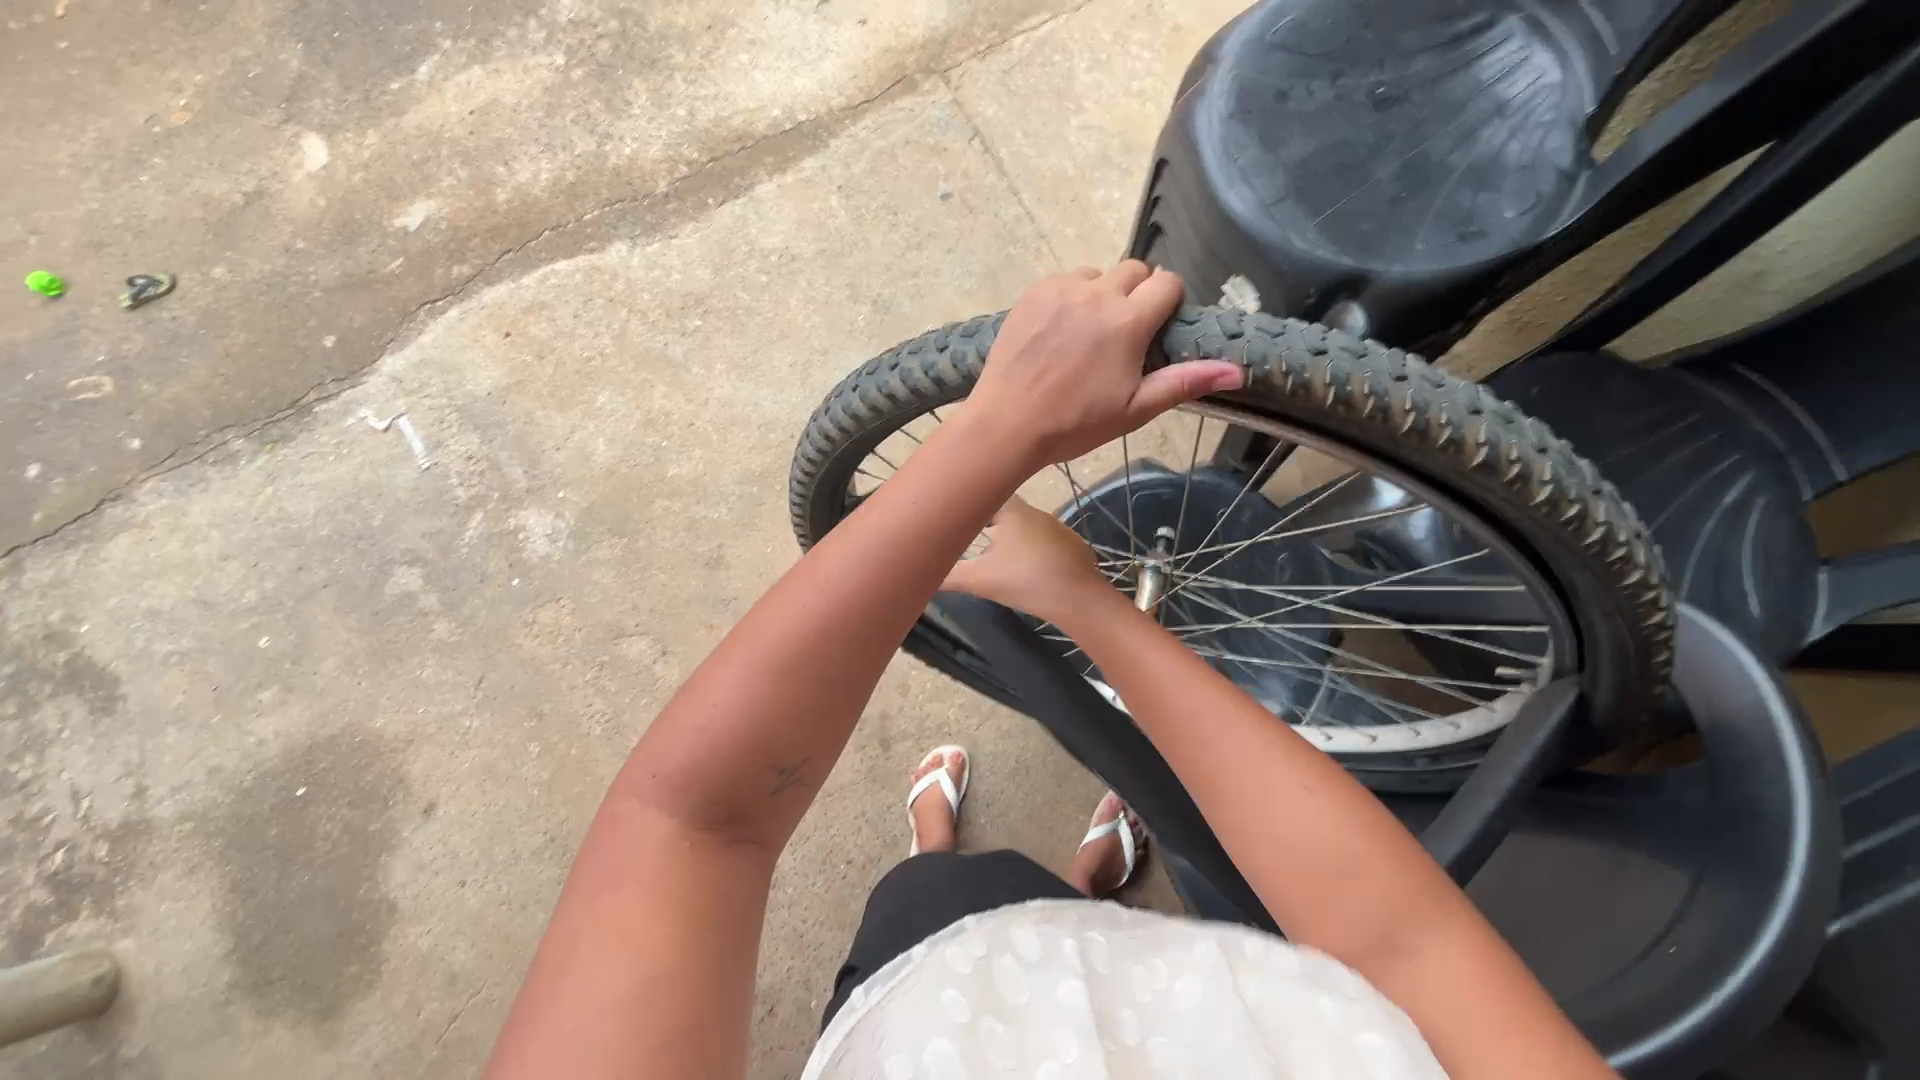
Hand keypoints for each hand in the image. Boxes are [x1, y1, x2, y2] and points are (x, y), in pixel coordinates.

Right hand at [941, 497, 1117, 626]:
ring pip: (1026, 526)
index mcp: (1012, 511)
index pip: (987, 493)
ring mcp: (1057, 528)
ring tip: (996, 555)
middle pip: (1006, 509)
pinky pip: (1045, 542)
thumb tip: (922, 574)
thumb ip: (948, 575)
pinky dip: (1034, 551)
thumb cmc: (1024, 580)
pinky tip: (1028, 569)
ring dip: (1012, 537)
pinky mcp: (1072, 546)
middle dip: (988, 521)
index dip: (970, 500)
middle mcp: (1035, 512)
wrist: (1078, 599)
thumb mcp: (978, 580)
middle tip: (969, 535)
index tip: (956, 510)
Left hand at [965, 262, 1243, 469]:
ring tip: (1089, 334)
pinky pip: (1064, 282)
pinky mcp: (1032, 293)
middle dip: (1139, 293)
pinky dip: (1070, 298)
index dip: (1169, 303)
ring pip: (1097, 274)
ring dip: (1102, 294)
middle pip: (1135, 269)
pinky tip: (1060, 333)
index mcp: (1128, 320)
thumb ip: (1185, 382)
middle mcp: (1097, 293)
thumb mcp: (1135, 409)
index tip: (1158, 329)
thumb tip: (1237, 370)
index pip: (1167, 283)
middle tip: (1125, 334)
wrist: (1007, 423)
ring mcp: (1060, 289)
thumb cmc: (1074, 423)